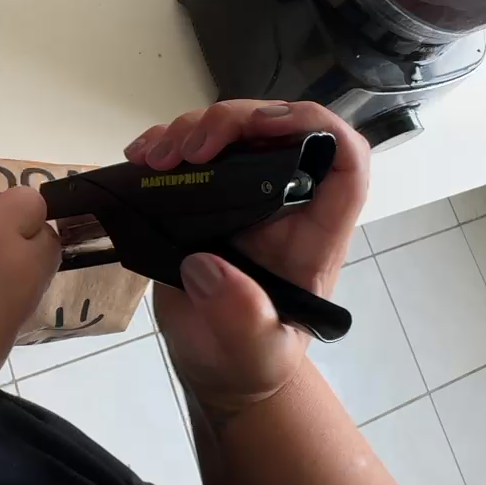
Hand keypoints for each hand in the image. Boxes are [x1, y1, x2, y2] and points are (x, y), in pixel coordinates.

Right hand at [125, 101, 370, 422]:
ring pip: (229, 132)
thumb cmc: (249, 361)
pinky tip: (139, 157)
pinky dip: (161, 143)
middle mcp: (280, 202)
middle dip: (232, 122)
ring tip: (154, 160)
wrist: (215, 362)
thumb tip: (205, 265)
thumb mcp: (254, 350)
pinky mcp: (199, 196)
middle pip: (275, 130)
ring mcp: (238, 195)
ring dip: (190, 130)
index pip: (345, 163)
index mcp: (312, 233)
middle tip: (189, 150)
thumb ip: (242, 317)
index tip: (267, 125)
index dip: (319, 128)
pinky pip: (189, 150)